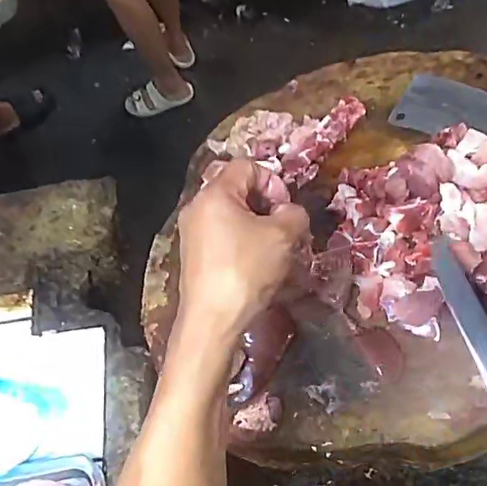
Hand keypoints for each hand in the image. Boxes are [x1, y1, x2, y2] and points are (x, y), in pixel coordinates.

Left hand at [177, 160, 308, 341]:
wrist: (212, 319)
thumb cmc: (245, 270)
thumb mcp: (282, 237)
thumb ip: (294, 214)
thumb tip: (291, 213)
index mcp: (214, 194)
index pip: (247, 166)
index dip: (273, 181)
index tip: (285, 209)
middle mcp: (197, 208)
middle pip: (237, 190)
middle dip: (267, 206)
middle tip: (284, 230)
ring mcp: (192, 233)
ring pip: (231, 216)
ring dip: (257, 227)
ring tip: (275, 251)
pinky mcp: (194, 257)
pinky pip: (223, 237)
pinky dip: (243, 244)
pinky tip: (257, 267)